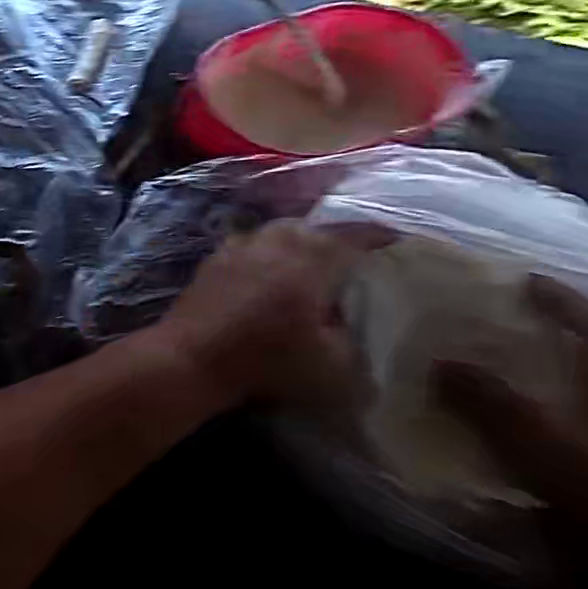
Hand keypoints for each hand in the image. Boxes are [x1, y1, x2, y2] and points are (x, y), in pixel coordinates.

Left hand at [148, 218, 395, 408]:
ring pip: (272, 232)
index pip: (353, 235)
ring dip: (293, 240)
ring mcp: (233, 250)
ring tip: (309, 260)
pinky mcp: (209, 264)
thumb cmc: (267, 360)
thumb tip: (353, 316)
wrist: (190, 358)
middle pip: (308, 227)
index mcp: (309, 259)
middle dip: (332, 236)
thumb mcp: (336, 361)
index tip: (397, 240)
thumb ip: (355, 334)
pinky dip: (261, 252)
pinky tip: (265, 270)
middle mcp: (270, 244)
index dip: (378, 236)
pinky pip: (243, 246)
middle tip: (351, 254)